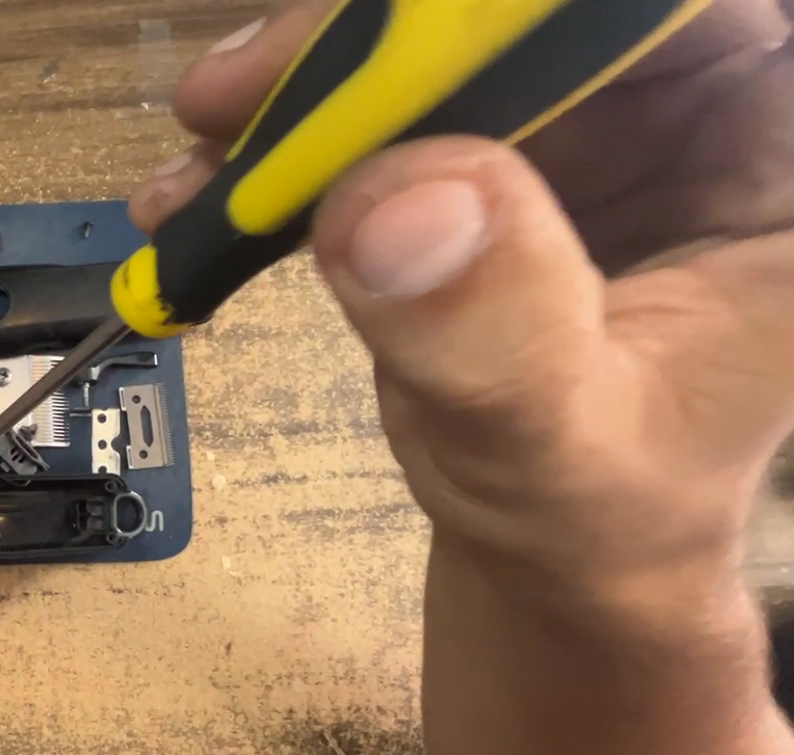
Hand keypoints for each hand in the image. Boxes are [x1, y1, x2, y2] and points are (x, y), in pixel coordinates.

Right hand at [134, 1, 793, 638]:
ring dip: (289, 116)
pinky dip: (278, 174)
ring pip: (425, 66)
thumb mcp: (545, 437)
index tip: (351, 55)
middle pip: (510, 20)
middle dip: (354, 53)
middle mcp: (689, 100)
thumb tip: (386, 200)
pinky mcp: (483, 175)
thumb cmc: (585, 505)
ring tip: (181, 186)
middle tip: (216, 104)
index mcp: (779, 131)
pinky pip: (374, 139)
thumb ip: (488, 332)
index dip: (487, 11)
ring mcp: (577, 134)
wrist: (550, 540)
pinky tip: (202, 214)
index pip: (643, 7)